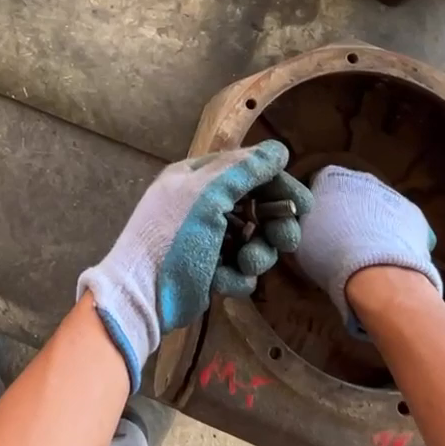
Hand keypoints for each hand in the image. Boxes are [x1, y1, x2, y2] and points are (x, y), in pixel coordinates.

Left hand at [76, 141, 313, 386]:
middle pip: (255, 207)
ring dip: (255, 254)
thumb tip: (279, 149)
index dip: (276, 184)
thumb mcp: (206, 196)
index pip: (246, 169)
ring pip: (252, 240)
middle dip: (272, 225)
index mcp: (196, 177)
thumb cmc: (172, 238)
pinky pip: (239, 268)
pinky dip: (235, 277)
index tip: (303, 204)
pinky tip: (222, 282)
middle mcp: (201, 203)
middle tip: (286, 240)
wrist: (141, 296)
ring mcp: (206, 238)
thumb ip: (243, 171)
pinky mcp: (209, 270)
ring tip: (245, 264)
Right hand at [295, 167, 440, 335]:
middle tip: (343, 241)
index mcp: (330, 177)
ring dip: (374, 224)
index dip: (320, 207)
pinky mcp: (416, 215)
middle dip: (349, 212)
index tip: (320, 227)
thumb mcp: (301, 238)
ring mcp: (392, 194)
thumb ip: (306, 223)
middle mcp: (361, 177)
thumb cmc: (329, 252)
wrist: (377, 274)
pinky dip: (397, 236)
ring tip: (369, 254)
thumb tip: (309, 226)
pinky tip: (391, 257)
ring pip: (379, 207)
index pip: (321, 185)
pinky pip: (401, 223)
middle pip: (353, 193)